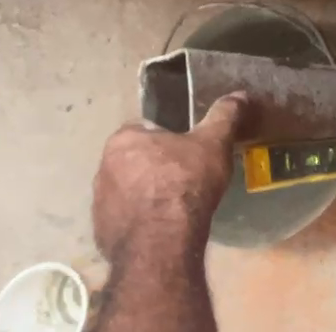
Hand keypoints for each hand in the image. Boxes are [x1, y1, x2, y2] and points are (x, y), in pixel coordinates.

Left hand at [92, 94, 245, 259]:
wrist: (162, 242)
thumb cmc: (186, 181)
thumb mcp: (215, 140)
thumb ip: (225, 114)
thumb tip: (238, 95)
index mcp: (123, 141)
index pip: (146, 128)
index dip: (170, 135)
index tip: (190, 145)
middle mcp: (102, 169)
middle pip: (137, 157)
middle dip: (158, 162)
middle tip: (188, 169)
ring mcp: (97, 204)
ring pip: (129, 187)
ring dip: (149, 189)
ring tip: (179, 197)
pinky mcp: (101, 232)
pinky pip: (126, 215)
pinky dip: (143, 214)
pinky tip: (166, 220)